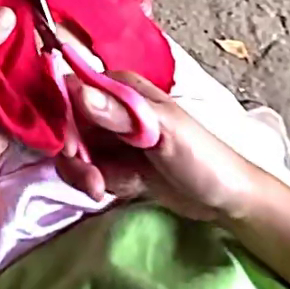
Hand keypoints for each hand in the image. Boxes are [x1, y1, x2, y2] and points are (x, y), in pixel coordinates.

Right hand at [55, 71, 274, 222]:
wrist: (226, 200)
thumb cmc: (202, 156)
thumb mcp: (164, 130)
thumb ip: (120, 111)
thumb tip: (77, 88)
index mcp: (120, 88)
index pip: (72, 91)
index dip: (63, 119)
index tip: (73, 149)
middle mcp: (110, 108)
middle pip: (67, 124)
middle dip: (73, 155)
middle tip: (92, 180)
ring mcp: (111, 137)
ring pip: (74, 151)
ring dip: (82, 173)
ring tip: (102, 189)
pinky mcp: (114, 163)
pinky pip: (88, 171)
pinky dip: (95, 183)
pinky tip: (116, 190)